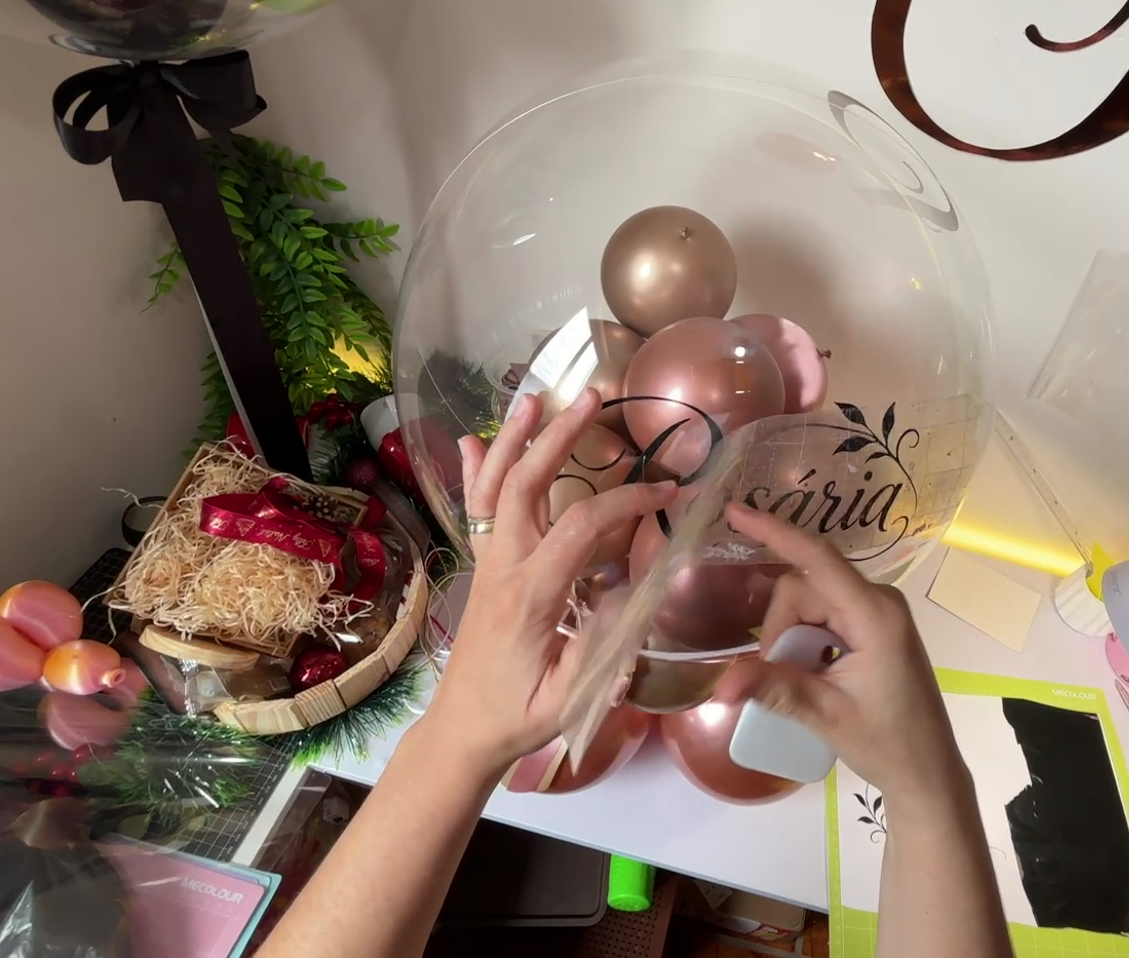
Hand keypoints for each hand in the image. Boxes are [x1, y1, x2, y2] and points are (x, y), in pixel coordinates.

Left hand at [416, 389, 676, 776]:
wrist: (460, 730)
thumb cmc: (517, 718)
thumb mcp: (568, 700)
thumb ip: (602, 650)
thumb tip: (635, 594)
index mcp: (531, 596)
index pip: (580, 526)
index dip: (626, 500)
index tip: (667, 492)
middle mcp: (504, 567)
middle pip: (526, 486)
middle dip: (559, 438)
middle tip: (591, 400)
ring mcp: (489, 563)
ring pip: (495, 489)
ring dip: (513, 439)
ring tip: (533, 398)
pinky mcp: (485, 566)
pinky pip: (478, 510)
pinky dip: (475, 471)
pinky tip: (471, 440)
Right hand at [711, 504, 966, 802]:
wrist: (927, 772)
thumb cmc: (887, 744)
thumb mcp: (825, 716)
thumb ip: (774, 689)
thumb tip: (721, 684)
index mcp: (874, 614)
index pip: (817, 559)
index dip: (775, 532)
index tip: (736, 511)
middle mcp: (878, 600)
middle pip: (804, 588)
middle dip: (780, 629)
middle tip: (782, 679)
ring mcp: (876, 610)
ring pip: (809, 602)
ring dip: (792, 638)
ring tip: (804, 682)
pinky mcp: (872, 623)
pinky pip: (823, 614)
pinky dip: (806, 639)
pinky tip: (810, 671)